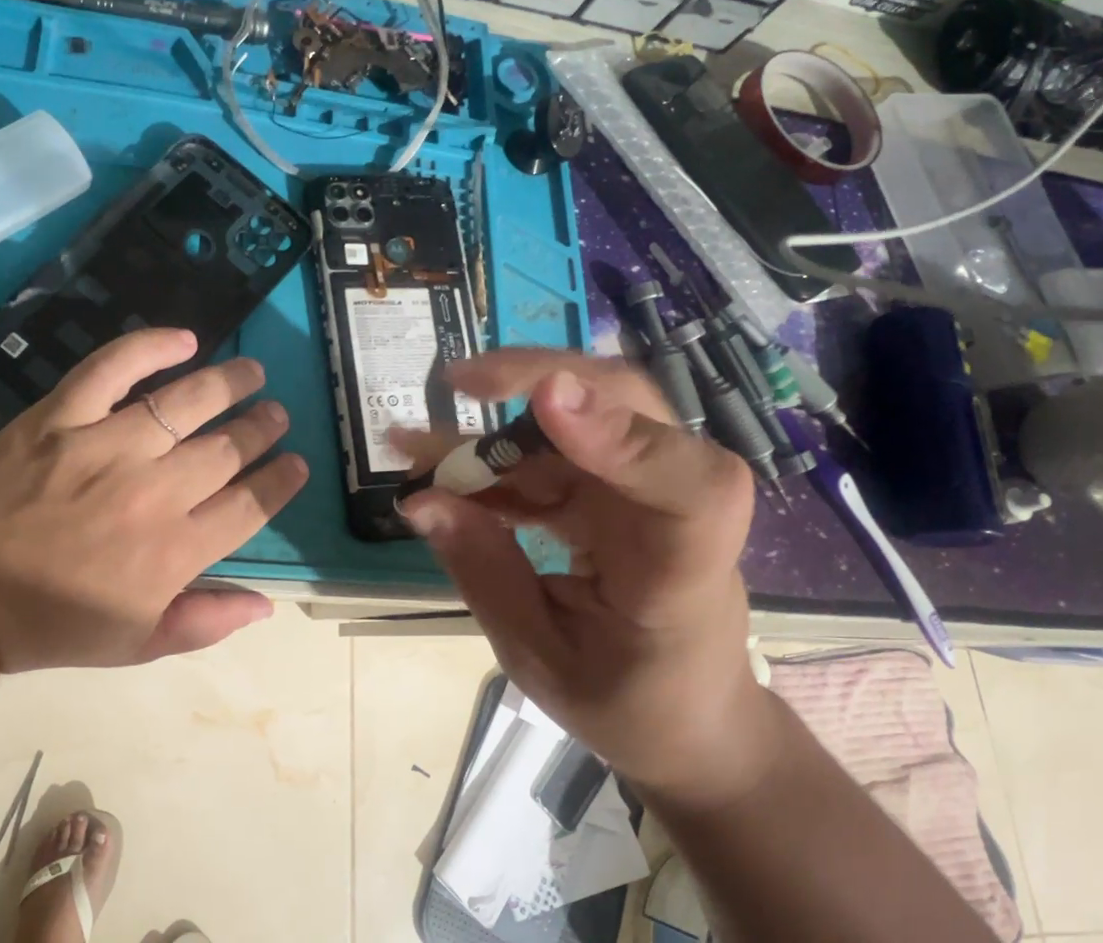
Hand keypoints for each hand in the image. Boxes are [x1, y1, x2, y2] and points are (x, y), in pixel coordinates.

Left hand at [0, 329, 307, 673]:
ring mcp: (104, 448)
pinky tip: (183, 338)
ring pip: (185, 403)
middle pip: (226, 448)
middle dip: (261, 428)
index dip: (281, 480)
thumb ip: (204, 623)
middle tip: (275, 415)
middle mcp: (152, 492)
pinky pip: (111, 368)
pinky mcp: (58, 418)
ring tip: (251, 372)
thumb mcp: (136, 645)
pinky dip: (149, 346)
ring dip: (228, 383)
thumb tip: (266, 604)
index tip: (296, 463)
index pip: (250, 505)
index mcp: (174, 552)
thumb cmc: (50, 625)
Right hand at [395, 350, 774, 806]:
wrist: (689, 720)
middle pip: (629, 406)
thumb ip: (486, 575)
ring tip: (413, 446)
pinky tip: (438, 465)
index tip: (547, 398)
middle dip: (538, 381)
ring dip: (494, 426)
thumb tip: (422, 500)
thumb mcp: (540, 658)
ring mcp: (644, 490)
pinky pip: (552, 452)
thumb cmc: (629, 705)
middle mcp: (674, 509)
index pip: (680, 485)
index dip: (617, 434)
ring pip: (577, 419)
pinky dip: (494, 457)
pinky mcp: (616, 488)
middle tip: (456, 381)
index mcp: (681, 570)